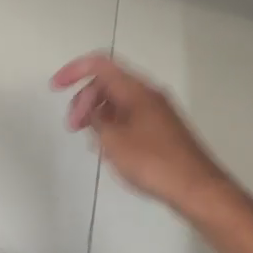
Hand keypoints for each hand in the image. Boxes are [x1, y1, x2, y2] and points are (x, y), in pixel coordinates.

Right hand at [52, 53, 228, 209]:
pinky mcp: (161, 128)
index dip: (73, 71)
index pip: (99, 65)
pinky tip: (109, 149)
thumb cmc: (153, 162)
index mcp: (136, 90)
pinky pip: (129, 116)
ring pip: (118, 101)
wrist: (197, 187)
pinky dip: (113, 125)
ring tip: (91, 142)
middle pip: (107, 82)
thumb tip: (91, 112)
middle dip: (84, 99)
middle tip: (73, 127)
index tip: (55, 88)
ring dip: (98, 114)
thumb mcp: (113, 142)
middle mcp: (148, 95)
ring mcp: (157, 111)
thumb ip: (96, 121)